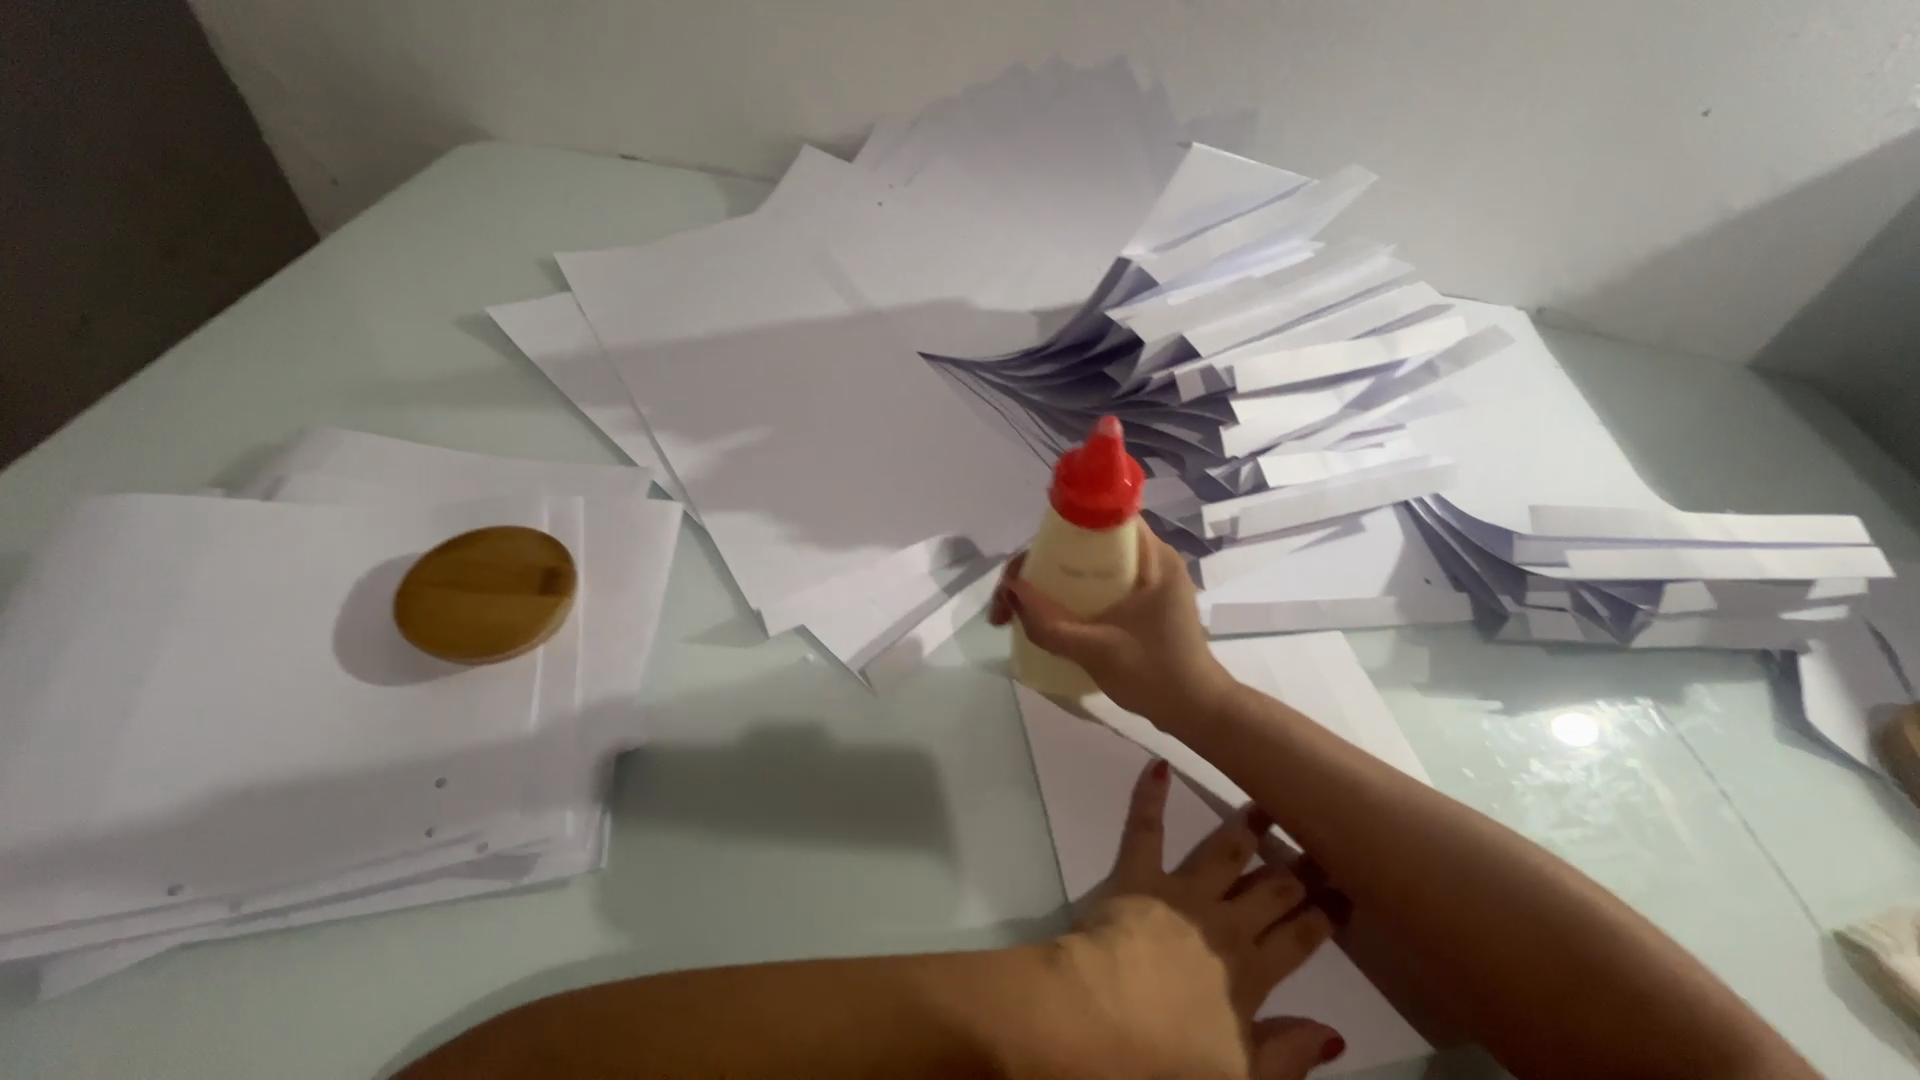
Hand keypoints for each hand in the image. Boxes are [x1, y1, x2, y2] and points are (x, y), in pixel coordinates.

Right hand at [990, 525, 1236, 727]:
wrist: (1197, 712)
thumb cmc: (1154, 674)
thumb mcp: (1095, 650)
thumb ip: (1048, 623)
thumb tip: (1011, 591)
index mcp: (1152, 557)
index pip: (1098, 518)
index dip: (1054, 533)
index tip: (1025, 568)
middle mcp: (1154, 560)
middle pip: (1086, 544)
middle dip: (1041, 568)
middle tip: (1010, 603)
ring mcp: (1151, 582)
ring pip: (1089, 568)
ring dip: (1052, 585)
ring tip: (1019, 616)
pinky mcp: (1146, 604)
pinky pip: (1100, 587)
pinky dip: (1071, 598)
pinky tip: (1050, 620)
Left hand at [1061, 760, 1344, 1078]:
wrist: (1099, 1021)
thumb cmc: (1164, 1057)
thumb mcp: (1238, 1078)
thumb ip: (1287, 1055)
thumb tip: (1334, 1034)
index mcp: (1251, 974)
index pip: (1301, 939)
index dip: (1326, 916)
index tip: (1348, 892)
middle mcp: (1224, 924)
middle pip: (1273, 889)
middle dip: (1302, 867)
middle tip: (1324, 839)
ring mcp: (1181, 893)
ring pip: (1225, 851)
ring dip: (1248, 825)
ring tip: (1268, 800)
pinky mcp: (1136, 875)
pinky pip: (1145, 829)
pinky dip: (1149, 795)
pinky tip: (1156, 764)